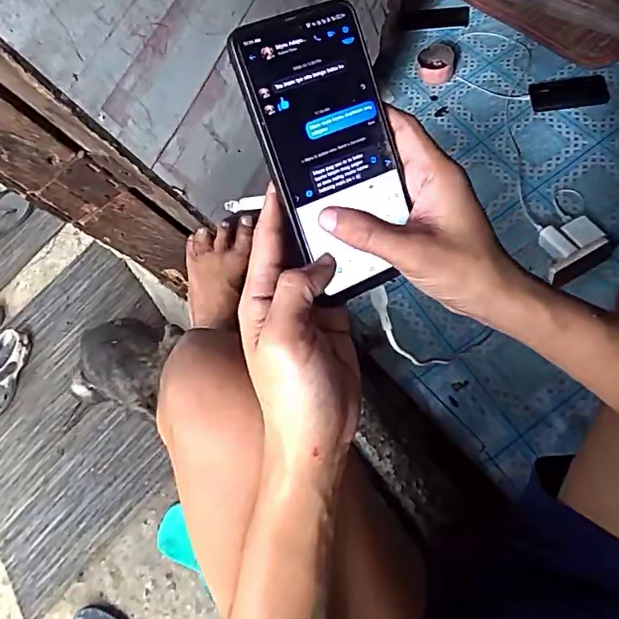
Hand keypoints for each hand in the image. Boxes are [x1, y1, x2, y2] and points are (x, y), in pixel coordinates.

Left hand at [238, 185, 361, 472]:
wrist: (317, 433)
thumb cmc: (289, 394)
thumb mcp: (282, 337)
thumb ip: (295, 291)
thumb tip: (320, 261)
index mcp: (260, 301)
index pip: (265, 248)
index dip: (270, 215)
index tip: (278, 184)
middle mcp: (283, 300)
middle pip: (292, 252)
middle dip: (300, 222)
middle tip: (317, 189)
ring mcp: (310, 310)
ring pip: (318, 266)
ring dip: (327, 243)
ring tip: (341, 212)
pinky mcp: (334, 321)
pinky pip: (341, 285)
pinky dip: (349, 268)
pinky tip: (358, 250)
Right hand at [321, 107, 532, 323]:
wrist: (490, 295)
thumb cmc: (469, 269)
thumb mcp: (412, 251)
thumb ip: (369, 233)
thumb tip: (330, 217)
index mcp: (436, 173)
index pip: (403, 127)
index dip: (374, 113)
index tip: (342, 110)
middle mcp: (431, 179)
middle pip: (389, 150)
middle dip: (357, 148)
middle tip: (321, 150)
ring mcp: (426, 197)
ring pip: (386, 177)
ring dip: (361, 181)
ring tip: (325, 180)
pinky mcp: (420, 216)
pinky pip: (389, 200)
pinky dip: (368, 203)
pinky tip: (346, 212)